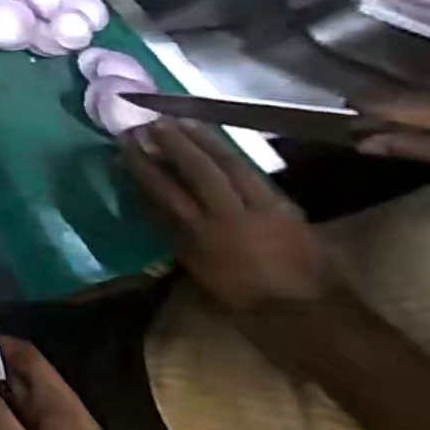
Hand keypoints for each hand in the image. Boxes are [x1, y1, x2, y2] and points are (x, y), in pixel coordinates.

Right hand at [120, 119, 328, 312]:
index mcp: (200, 232)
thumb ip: (171, 226)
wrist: (303, 309)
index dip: (143, 162)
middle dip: (174, 143)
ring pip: (230, 165)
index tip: (126, 142)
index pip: (163, 188)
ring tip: (184, 121)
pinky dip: (233, 153)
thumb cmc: (238, 291)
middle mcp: (229, 215)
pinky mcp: (285, 205)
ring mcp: (262, 207)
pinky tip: (220, 141)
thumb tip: (147, 194)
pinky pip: (254, 172)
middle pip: (199, 169)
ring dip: (205, 140)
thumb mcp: (193, 261)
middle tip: (154, 122)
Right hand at [357, 78, 429, 171]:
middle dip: (373, 113)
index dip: (353, 118)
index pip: (370, 104)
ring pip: (409, 89)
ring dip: (400, 106)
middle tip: (376, 136)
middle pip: (387, 94)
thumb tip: (363, 144)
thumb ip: (425, 148)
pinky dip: (424, 100)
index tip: (348, 135)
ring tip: (408, 128)